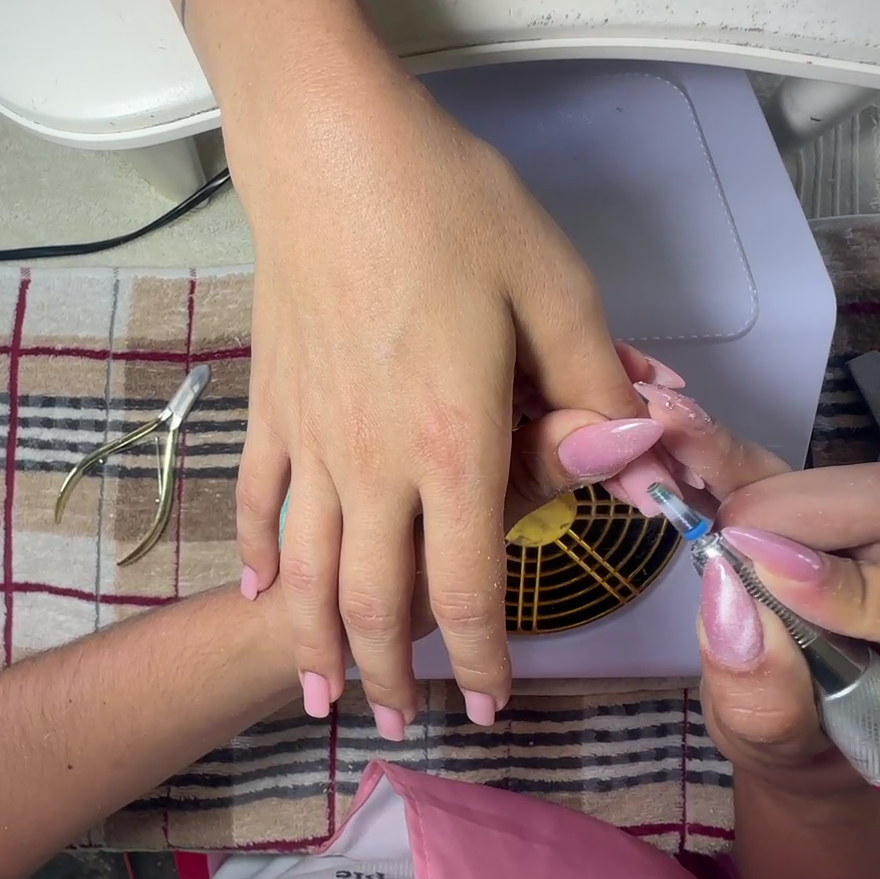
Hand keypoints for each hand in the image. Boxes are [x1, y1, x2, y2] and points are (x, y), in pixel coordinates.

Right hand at [229, 74, 675, 732]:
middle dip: (389, 671)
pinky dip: (255, 553)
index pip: (466, 583)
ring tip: (316, 695)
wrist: (326, 154)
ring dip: (314, 639)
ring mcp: (308, 438)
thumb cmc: (443, 207)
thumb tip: (625, 455)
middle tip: (396, 724)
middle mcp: (372, 461)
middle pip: (374, 596)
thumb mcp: (549, 281)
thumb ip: (588, 383)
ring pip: (306, 567)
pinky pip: (256, 497)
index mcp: (452, 441)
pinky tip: (254, 591)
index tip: (487, 706)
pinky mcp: (269, 406)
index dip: (479, 656)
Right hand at [636, 383, 879, 794]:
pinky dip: (723, 453)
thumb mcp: (780, 756)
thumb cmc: (812, 753)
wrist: (811, 730)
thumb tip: (729, 604)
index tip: (765, 583)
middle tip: (720, 544)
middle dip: (796, 516)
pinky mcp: (834, 508)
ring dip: (758, 487)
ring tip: (697, 516)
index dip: (863, 587)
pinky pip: (787, 468)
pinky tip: (673, 425)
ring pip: (850, 478)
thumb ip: (765, 702)